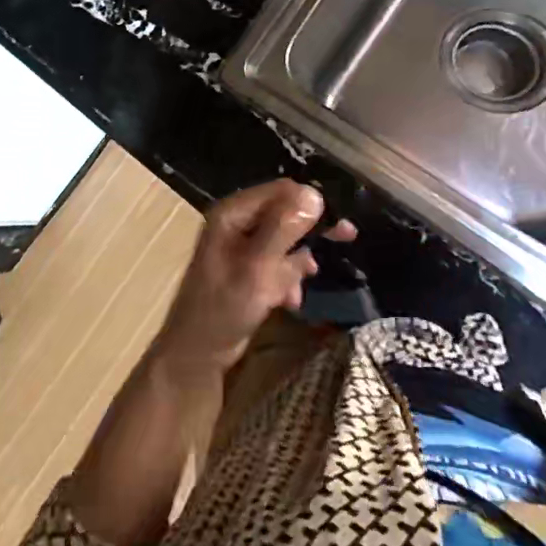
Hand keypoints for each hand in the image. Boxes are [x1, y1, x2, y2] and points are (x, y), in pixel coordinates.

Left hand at [153, 180, 356, 375]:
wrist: (197, 355)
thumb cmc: (223, 308)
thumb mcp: (258, 267)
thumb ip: (284, 229)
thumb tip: (314, 193)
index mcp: (233, 213)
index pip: (282, 190)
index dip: (311, 201)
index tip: (339, 220)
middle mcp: (237, 223)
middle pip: (285, 212)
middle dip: (311, 231)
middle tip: (347, 235)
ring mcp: (242, 246)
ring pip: (286, 240)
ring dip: (297, 263)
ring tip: (297, 288)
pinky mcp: (248, 268)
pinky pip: (278, 262)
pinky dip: (288, 278)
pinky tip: (290, 300)